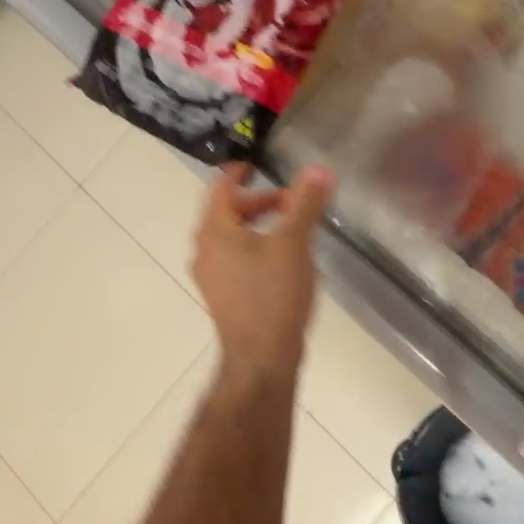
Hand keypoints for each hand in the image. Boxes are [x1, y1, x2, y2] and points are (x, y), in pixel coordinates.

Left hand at [192, 162, 332, 388]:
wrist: (262, 357)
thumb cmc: (274, 294)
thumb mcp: (294, 243)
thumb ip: (305, 204)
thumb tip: (318, 169)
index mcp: (215, 230)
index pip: (220, 186)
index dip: (241, 172)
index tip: (261, 166)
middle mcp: (205, 250)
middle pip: (227, 212)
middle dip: (259, 203)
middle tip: (292, 203)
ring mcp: (212, 276)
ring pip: (233, 238)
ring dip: (259, 227)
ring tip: (292, 232)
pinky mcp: (224, 297)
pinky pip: (237, 261)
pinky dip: (256, 250)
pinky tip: (284, 264)